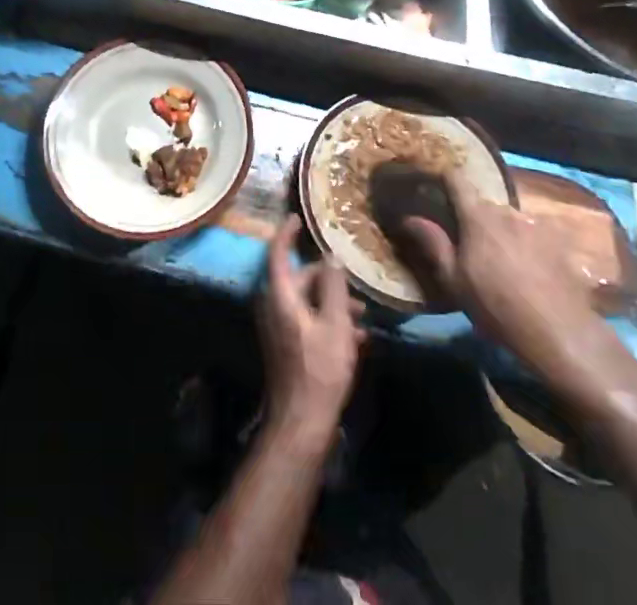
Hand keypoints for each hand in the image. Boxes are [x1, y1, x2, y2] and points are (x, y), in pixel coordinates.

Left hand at [257, 216, 364, 446]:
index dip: (286, 233)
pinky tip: (356, 336)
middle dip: (326, 278)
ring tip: (364, 315)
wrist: (302, 418)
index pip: (277, 254)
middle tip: (355, 281)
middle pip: (298, 279)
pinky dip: (328, 321)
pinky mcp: (286, 343)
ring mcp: (277, 326)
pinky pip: (307, 320)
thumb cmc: (321, 369)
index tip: (298, 217)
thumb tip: (330, 256)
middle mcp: (272, 306)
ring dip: (333, 303)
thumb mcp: (336, 324)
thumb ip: (334, 287)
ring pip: (306, 301)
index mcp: (279, 297)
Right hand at [395, 171, 597, 352]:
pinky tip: (527, 269)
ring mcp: (538, 225)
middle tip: (467, 243)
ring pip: (510, 220)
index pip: (457, 182)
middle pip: (484, 205)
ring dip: (501, 232)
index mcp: (478, 217)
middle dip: (473, 217)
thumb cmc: (495, 305)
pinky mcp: (560, 242)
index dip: (445, 178)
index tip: (434, 182)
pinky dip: (525, 244)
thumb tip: (409, 217)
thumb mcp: (453, 279)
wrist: (558, 332)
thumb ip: (433, 243)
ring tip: (500, 260)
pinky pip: (534, 234)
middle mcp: (508, 212)